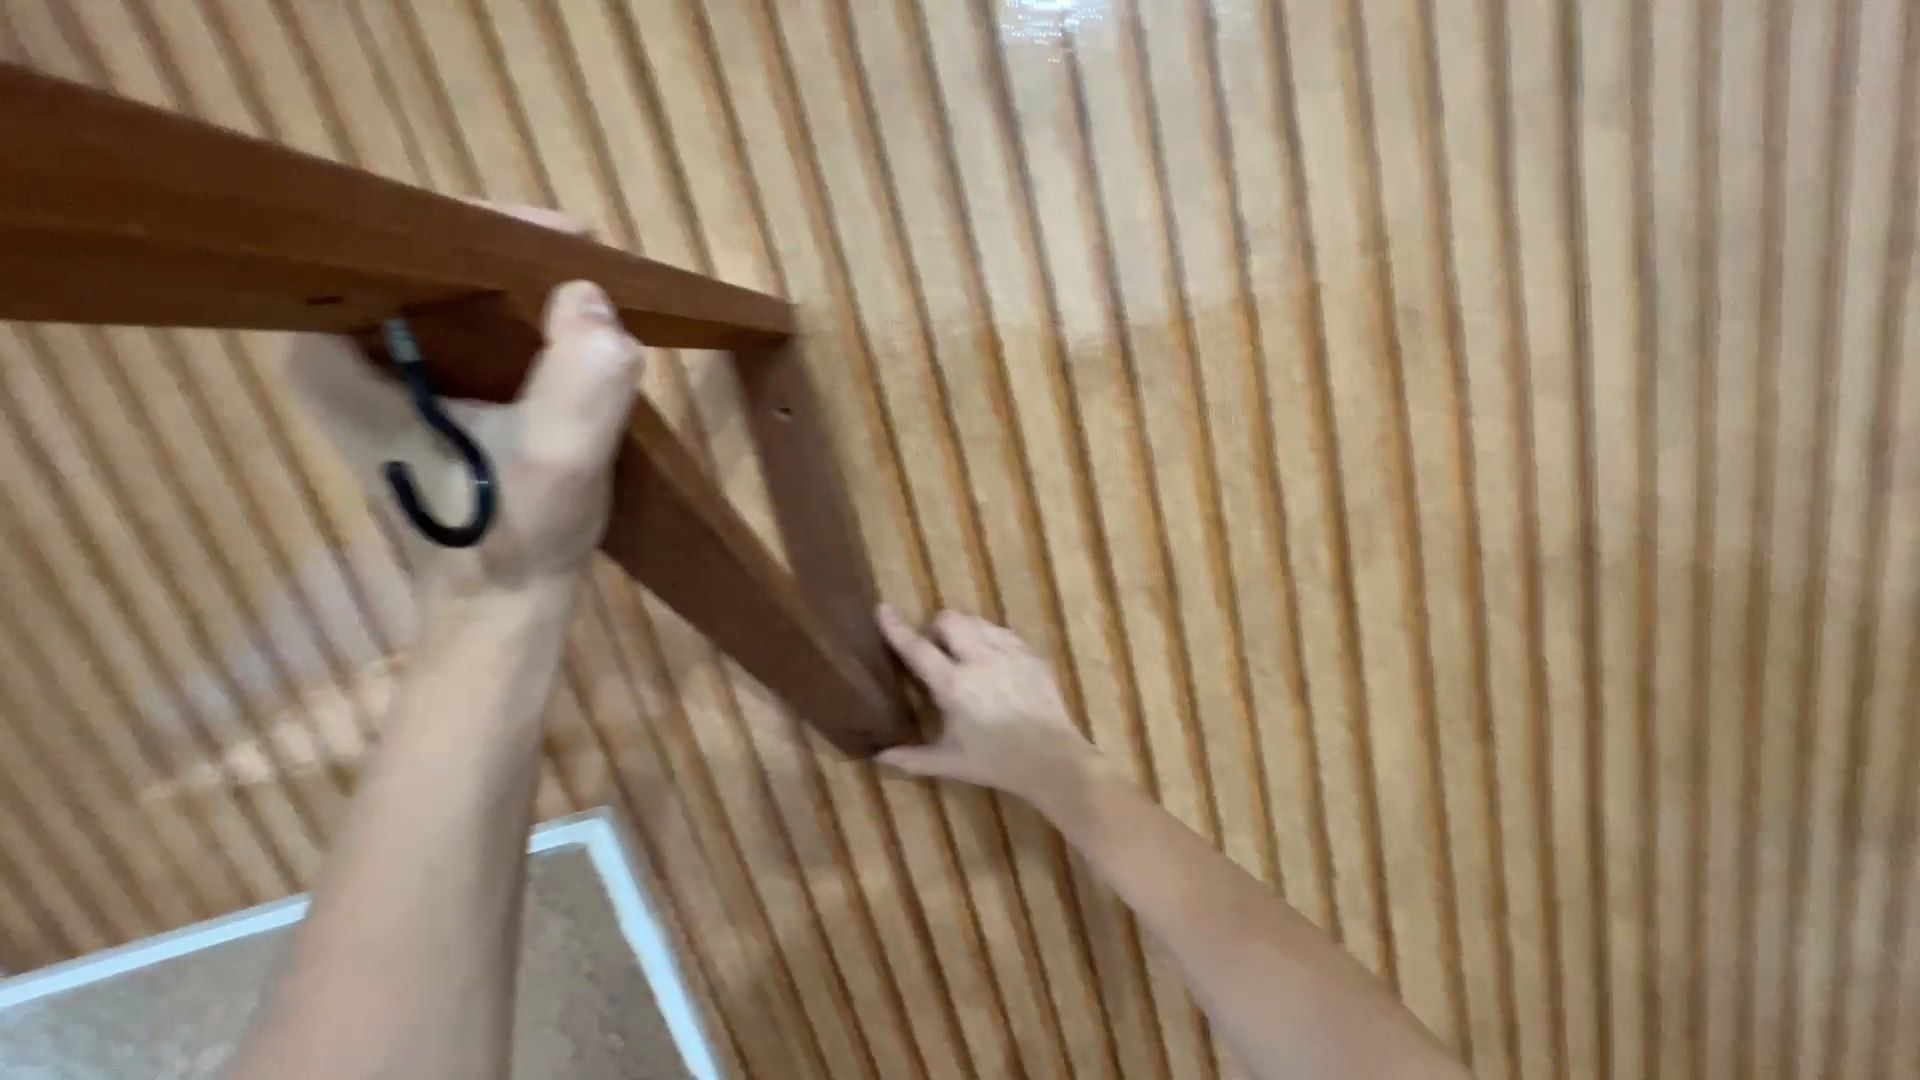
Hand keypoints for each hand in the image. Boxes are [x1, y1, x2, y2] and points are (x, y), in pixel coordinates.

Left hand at [285, 261, 640, 599]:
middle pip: (431, 263)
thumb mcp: (558, 463)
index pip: (401, 243)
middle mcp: (342, 349)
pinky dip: (525, 328)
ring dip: (527, 294)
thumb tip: (592, 297)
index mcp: (335, 354)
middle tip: (590, 270)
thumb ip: (580, 378)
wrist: (504, 608)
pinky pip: (474, 330)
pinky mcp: (424, 395)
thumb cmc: (514, 542)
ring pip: (458, 295)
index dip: (492, 235)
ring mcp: (382, 373)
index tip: (571, 246)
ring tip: (591, 297)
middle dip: (516, 264)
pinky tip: (572, 337)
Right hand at [875, 606, 1104, 800]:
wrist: (1053, 759)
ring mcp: (1008, 653)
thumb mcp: (950, 763)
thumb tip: (879, 756)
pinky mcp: (1030, 654)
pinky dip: (988, 638)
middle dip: (935, 628)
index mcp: (954, 685)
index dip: (897, 628)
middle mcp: (979, 660)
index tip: (882, 609)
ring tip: (962, 652)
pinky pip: (1001, 631)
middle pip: (949, 620)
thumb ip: (912, 757)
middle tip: (935, 651)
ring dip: (962, 630)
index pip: (918, 648)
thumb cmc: (996, 762)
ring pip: (976, 620)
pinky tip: (990, 659)